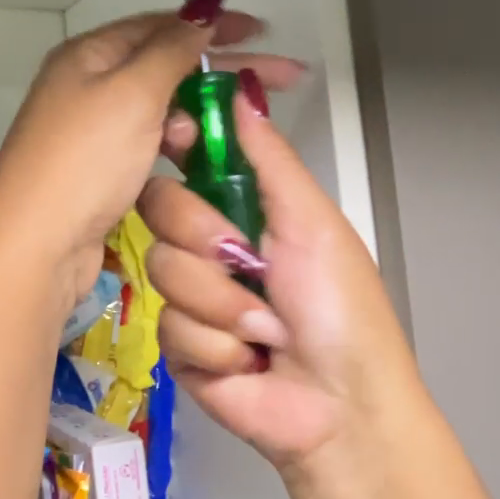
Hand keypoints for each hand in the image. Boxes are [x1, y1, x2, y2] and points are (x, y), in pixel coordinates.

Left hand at [0, 0, 303, 305]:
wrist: (35, 246)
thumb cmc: (84, 162)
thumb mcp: (132, 93)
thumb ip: (172, 48)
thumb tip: (203, 4)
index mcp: (88, 55)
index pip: (160, 25)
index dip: (212, 25)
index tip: (263, 33)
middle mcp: (85, 85)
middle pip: (164, 65)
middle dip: (219, 72)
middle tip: (282, 79)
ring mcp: (90, 131)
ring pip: (158, 109)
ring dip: (195, 115)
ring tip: (225, 134)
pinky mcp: (98, 171)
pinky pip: (148, 144)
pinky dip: (175, 146)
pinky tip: (197, 160)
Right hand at [137, 89, 419, 471]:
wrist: (340, 408)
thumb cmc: (340, 309)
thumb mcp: (313, 223)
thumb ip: (270, 159)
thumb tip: (243, 90)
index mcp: (244, 209)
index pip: (189, 159)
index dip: (174, 144)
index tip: (171, 138)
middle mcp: (210, 245)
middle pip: (159, 207)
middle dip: (203, 237)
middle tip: (246, 261)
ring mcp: (190, 294)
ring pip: (163, 269)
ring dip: (222, 304)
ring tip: (266, 333)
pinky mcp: (176, 344)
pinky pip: (169, 325)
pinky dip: (216, 345)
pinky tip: (247, 362)